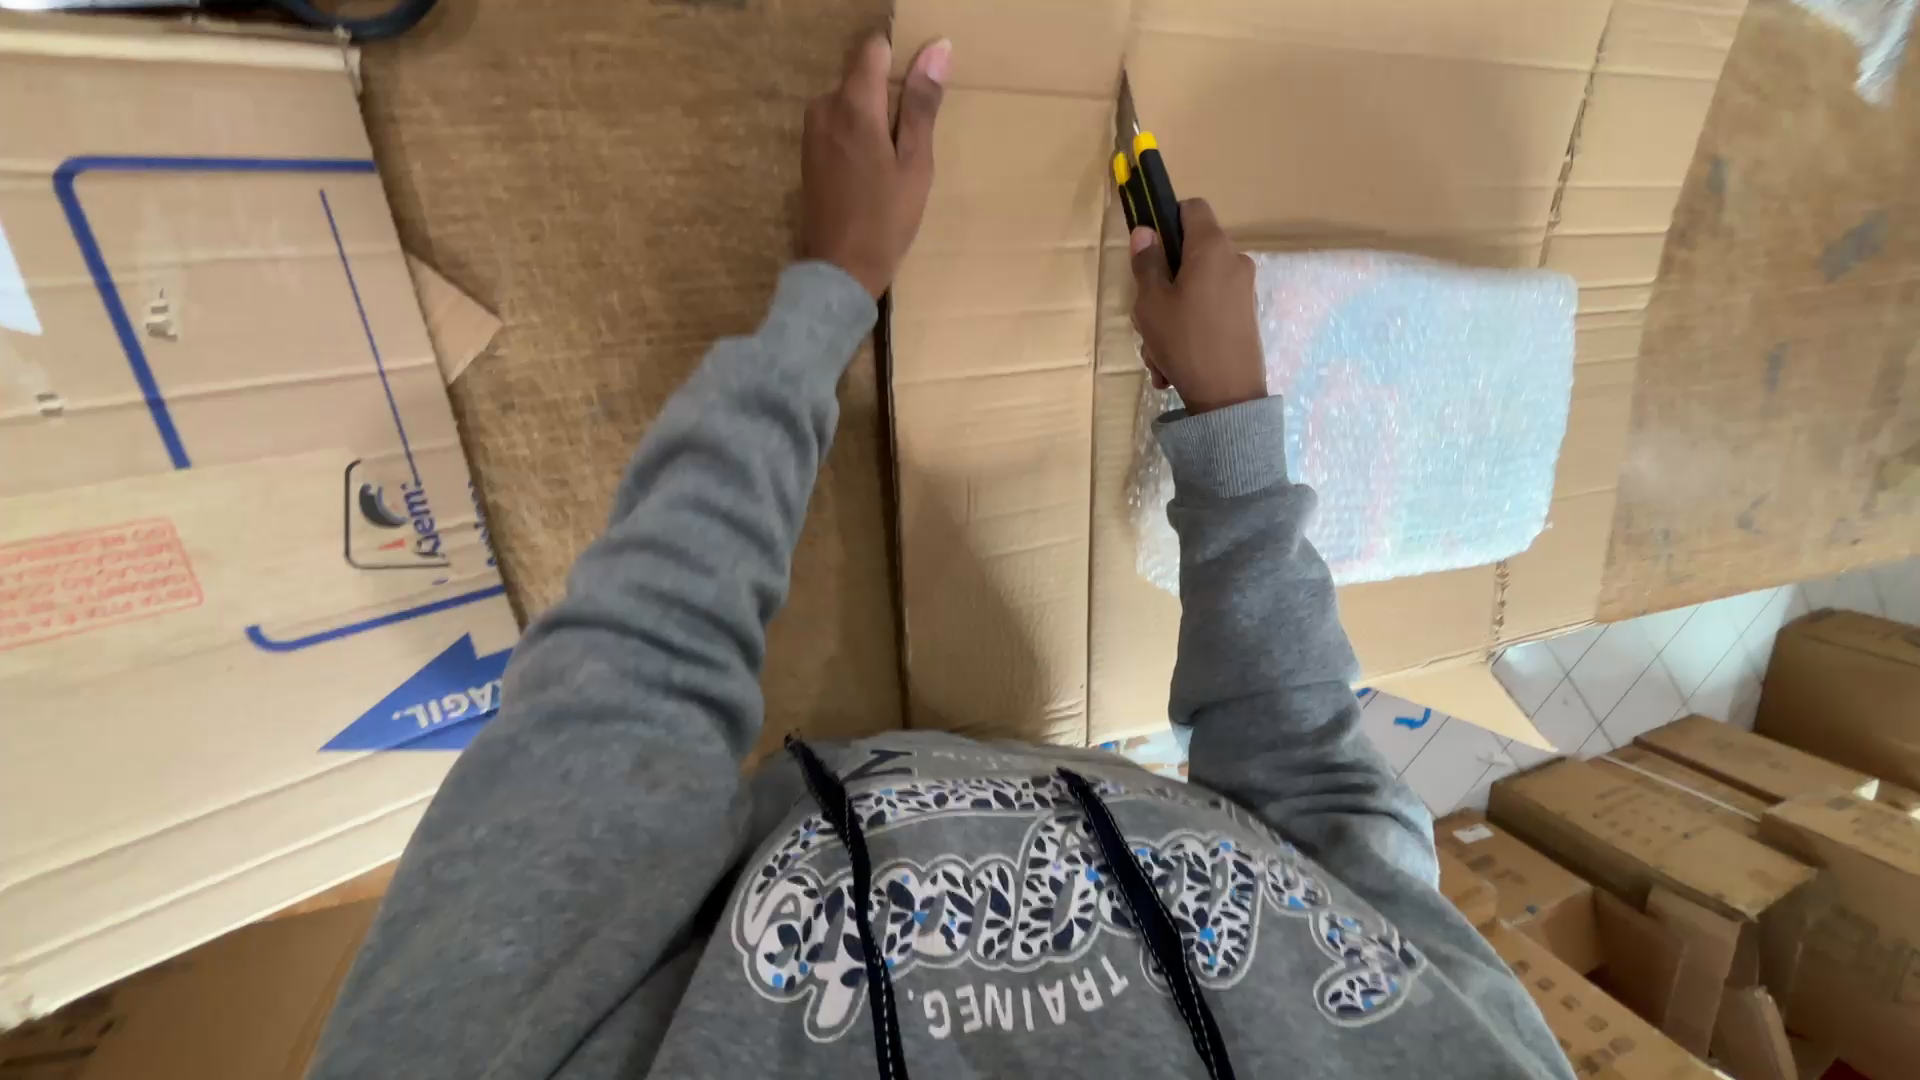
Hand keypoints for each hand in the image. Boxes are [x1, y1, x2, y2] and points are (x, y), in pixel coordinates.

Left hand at [801, 31, 950, 298]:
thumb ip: (921, 105)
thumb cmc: (885, 222)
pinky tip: (869, 179)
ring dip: (872, 124)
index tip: (917, 98)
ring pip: (850, 105)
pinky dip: (857, 142)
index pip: (874, 48)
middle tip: (907, 148)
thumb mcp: (915, 165)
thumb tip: (938, 48)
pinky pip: (838, 129)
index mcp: (853, 104)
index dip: (901, 63)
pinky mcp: (807, 155)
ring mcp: (811, 132)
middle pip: (861, 78)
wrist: (840, 271)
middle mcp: (824, 107)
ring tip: (889, 168)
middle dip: (887, 101)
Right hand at [1130, 199, 1266, 413]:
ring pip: (1195, 290)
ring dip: (1170, 318)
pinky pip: (1208, 313)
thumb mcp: (1151, 303)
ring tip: (1157, 354)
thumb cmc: (1184, 341)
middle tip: (1145, 318)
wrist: (1227, 395)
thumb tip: (1145, 231)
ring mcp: (1243, 290)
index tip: (1148, 248)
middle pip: (1190, 255)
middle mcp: (1234, 261)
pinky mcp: (1245, 318)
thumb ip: (1147, 264)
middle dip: (1162, 284)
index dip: (1167, 218)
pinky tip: (1173, 365)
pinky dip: (1188, 331)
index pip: (1192, 208)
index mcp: (1211, 248)